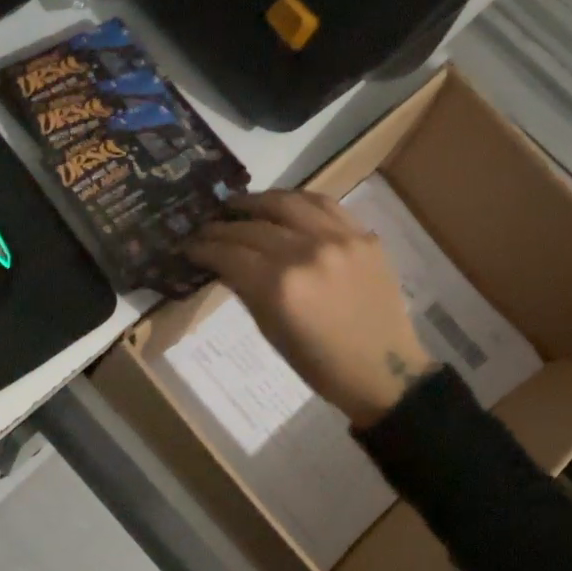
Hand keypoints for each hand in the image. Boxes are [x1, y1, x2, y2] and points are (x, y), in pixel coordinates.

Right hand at [188, 190, 435, 427]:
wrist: (382, 369)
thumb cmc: (319, 364)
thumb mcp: (271, 331)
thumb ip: (247, 290)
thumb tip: (223, 262)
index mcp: (279, 287)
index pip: (230, 253)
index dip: (203, 247)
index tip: (188, 245)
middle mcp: (306, 253)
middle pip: (252, 226)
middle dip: (222, 226)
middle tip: (206, 227)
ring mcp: (338, 239)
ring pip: (287, 203)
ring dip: (257, 201)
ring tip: (239, 206)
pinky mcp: (362, 235)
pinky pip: (323, 204)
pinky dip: (297, 201)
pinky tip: (282, 205)